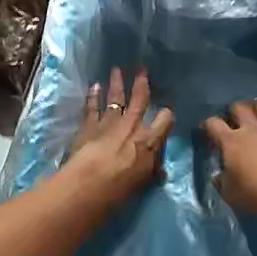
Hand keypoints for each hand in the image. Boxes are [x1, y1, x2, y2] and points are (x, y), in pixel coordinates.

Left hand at [60, 68, 173, 204]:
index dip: (167, 115)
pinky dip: (93, 95)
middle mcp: (132, 125)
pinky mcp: (89, 124)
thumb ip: (152, 171)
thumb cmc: (122, 186)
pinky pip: (92, 106)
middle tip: (142, 68)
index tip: (167, 111)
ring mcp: (110, 122)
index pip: (165, 120)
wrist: (92, 181)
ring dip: (117, 82)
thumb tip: (161, 172)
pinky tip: (95, 86)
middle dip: (142, 82)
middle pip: (139, 99)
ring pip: (115, 96)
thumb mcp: (144, 182)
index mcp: (150, 140)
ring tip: (116, 70)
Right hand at [202, 99, 256, 215]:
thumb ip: (222, 182)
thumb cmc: (253, 192)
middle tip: (233, 116)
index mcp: (231, 142)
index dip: (208, 124)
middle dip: (234, 109)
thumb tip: (218, 177)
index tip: (205, 127)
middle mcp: (251, 130)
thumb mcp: (228, 192)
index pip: (214, 124)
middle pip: (240, 108)